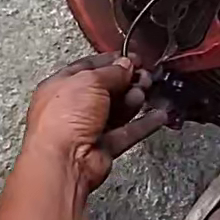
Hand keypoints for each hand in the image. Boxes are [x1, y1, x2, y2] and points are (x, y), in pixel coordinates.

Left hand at [21, 52, 168, 200]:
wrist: (64, 160)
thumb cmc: (63, 119)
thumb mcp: (89, 81)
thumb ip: (111, 72)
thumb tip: (125, 65)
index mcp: (61, 87)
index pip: (89, 68)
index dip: (111, 62)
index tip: (131, 58)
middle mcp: (73, 108)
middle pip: (106, 90)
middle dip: (127, 81)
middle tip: (144, 76)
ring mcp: (88, 129)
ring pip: (117, 111)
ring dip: (134, 100)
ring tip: (147, 91)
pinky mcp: (103, 148)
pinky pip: (127, 133)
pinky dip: (144, 124)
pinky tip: (158, 115)